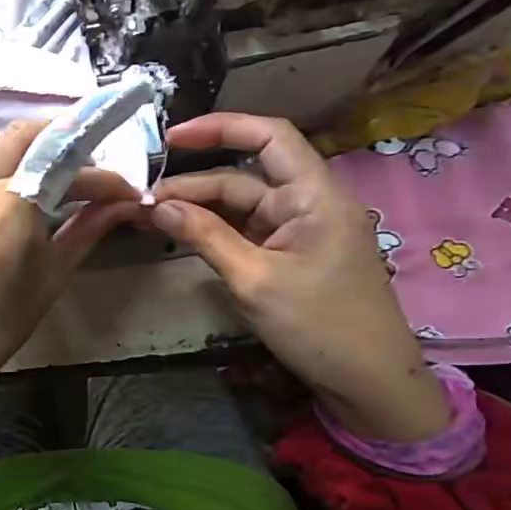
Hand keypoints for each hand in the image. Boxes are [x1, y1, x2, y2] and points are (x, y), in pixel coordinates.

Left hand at [0, 120, 139, 416]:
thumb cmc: (0, 322)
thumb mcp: (52, 276)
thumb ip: (87, 230)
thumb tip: (125, 205)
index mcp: (12, 210)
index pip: (68, 172)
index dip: (106, 180)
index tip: (129, 194)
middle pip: (33, 136)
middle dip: (72, 145)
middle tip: (93, 176)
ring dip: (30, 138)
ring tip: (50, 164)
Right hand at [150, 113, 448, 441]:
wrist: (367, 381)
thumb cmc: (319, 325)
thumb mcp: (254, 280)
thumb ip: (206, 237)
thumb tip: (156, 206)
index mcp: (314, 195)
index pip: (268, 137)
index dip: (220, 128)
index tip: (171, 138)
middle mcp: (307, 203)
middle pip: (243, 176)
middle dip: (193, 183)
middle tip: (143, 200)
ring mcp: (298, 230)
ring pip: (240, 205)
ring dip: (199, 209)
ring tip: (151, 217)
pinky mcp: (289, 254)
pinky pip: (246, 231)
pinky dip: (214, 231)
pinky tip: (181, 234)